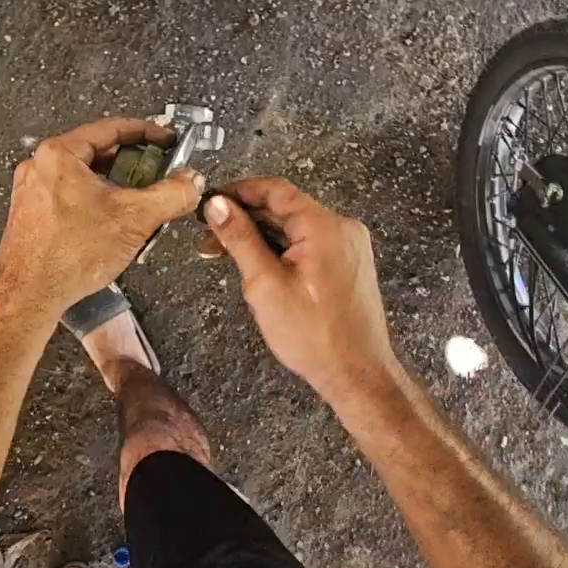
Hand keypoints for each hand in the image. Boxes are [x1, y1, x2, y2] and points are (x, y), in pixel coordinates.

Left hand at [0, 118, 205, 317]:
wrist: (30, 295)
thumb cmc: (68, 255)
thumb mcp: (134, 218)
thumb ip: (170, 194)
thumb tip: (190, 181)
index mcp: (59, 154)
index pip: (110, 127)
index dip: (146, 132)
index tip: (165, 139)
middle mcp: (40, 166)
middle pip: (96, 151)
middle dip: (131, 162)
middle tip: (157, 171)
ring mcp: (32, 190)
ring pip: (83, 176)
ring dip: (113, 184)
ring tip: (139, 200)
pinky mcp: (30, 213)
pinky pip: (69, 195)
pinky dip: (94, 201)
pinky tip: (111, 221)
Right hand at [203, 178, 404, 407]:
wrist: (359, 377)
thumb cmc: (312, 335)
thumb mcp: (265, 284)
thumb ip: (239, 238)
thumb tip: (215, 204)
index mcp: (323, 226)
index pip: (275, 189)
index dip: (238, 190)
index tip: (210, 201)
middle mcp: (340, 228)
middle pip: (283, 208)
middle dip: (244, 218)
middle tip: (208, 235)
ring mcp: (347, 245)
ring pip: (293, 226)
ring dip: (259, 235)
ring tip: (224, 253)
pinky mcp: (347, 263)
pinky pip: (307, 242)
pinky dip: (279, 248)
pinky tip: (255, 263)